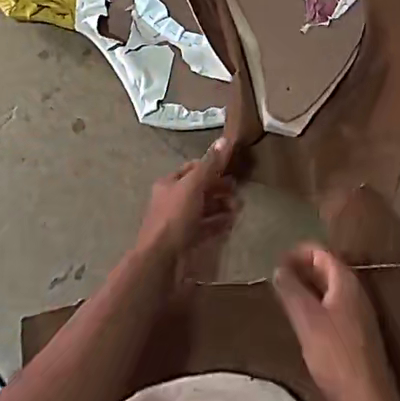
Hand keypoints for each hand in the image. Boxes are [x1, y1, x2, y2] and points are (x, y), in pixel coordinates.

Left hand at [135, 135, 239, 270]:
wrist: (161, 260)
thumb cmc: (175, 217)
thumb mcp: (194, 185)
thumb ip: (210, 164)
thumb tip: (224, 140)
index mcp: (169, 183)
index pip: (192, 168)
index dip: (211, 166)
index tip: (230, 168)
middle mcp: (172, 200)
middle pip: (199, 188)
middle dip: (219, 188)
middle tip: (238, 190)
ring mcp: (178, 222)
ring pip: (203, 208)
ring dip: (221, 206)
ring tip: (238, 207)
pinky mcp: (185, 240)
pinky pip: (205, 227)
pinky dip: (218, 223)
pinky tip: (231, 223)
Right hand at [272, 243, 399, 400]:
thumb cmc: (335, 355)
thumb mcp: (307, 320)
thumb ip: (291, 291)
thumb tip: (279, 268)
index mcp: (346, 282)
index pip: (322, 253)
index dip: (299, 252)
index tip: (277, 260)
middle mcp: (357, 293)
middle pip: (328, 270)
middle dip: (303, 269)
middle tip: (278, 277)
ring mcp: (360, 314)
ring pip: (331, 291)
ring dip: (309, 289)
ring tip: (285, 297)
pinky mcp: (358, 335)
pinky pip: (334, 309)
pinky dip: (317, 306)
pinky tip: (303, 322)